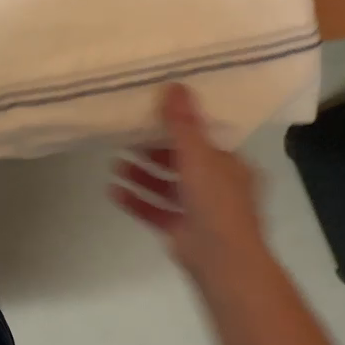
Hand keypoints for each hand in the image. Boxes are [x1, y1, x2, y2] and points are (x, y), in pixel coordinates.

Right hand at [112, 84, 272, 281]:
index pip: (206, 140)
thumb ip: (182, 123)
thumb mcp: (198, 156)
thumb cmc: (217, 202)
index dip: (180, 127)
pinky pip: (155, 210)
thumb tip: (175, 84)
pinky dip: (136, 200)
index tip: (153, 115)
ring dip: (142, 175)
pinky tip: (113, 191)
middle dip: (154, 152)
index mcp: (231, 166)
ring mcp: (200, 211)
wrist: (222, 260)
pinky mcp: (181, 231)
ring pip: (167, 187)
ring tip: (115, 164)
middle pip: (182, 162)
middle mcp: (219, 186)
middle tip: (127, 139)